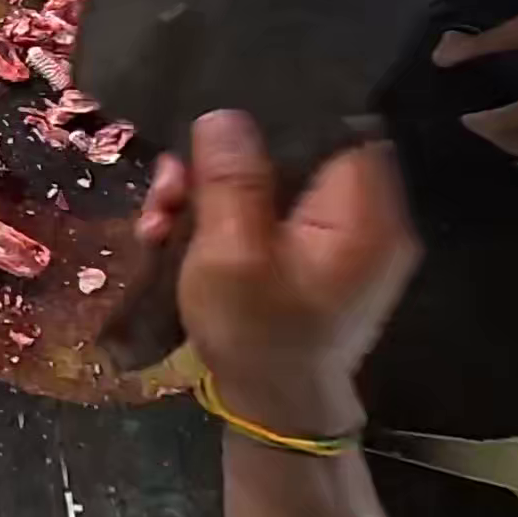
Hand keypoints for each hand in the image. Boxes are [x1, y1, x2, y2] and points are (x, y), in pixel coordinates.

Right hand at [139, 110, 418, 435]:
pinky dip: (207, 217)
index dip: (279, 114)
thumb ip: (229, 183)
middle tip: (166, 189)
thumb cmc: (255, 330)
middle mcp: (353, 217)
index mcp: (359, 216)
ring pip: (254, 184)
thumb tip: (223, 113)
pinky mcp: (294, 250)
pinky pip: (249, 211)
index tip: (217, 118)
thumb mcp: (230, 252)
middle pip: (282, 157)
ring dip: (199, 195)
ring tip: (157, 221)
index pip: (336, 130)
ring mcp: (323, 235)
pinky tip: (168, 233)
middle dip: (213, 167)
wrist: (268, 403)